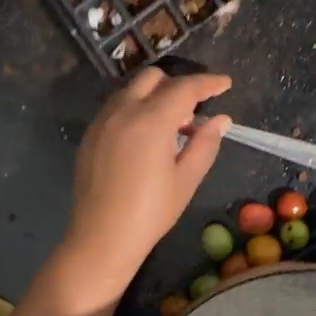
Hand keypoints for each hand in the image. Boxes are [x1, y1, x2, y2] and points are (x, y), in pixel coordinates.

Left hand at [59, 66, 231, 294]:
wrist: (102, 237)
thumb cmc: (151, 213)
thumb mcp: (186, 180)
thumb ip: (205, 144)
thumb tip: (221, 119)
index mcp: (151, 121)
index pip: (185, 88)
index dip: (208, 83)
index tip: (225, 84)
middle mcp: (123, 111)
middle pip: (153, 78)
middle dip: (177, 85)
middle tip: (193, 113)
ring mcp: (102, 121)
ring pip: (131, 91)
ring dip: (154, 97)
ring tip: (170, 129)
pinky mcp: (90, 135)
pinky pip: (116, 108)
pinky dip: (135, 110)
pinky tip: (144, 139)